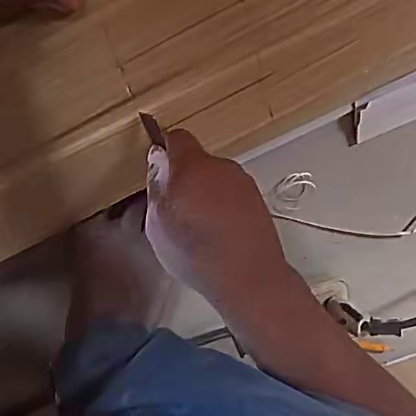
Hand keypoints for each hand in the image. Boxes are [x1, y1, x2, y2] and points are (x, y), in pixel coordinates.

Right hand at [144, 129, 294, 305]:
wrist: (248, 277)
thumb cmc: (199, 253)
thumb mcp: (158, 223)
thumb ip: (156, 186)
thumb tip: (157, 163)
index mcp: (193, 165)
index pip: (177, 138)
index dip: (164, 149)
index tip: (156, 166)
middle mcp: (222, 168)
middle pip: (198, 162)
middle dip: (185, 179)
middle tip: (173, 209)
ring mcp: (244, 185)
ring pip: (217, 181)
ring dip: (206, 196)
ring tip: (197, 229)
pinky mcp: (258, 203)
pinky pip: (233, 198)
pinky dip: (224, 210)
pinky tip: (217, 236)